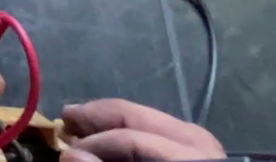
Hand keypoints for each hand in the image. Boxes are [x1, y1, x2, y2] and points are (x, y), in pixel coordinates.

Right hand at [61, 99, 225, 161]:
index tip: (65, 150)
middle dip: (99, 118)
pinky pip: (166, 132)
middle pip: (142, 119)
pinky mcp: (208, 157)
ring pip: (152, 120)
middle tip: (66, 121)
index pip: (136, 142)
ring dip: (114, 121)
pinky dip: (135, 132)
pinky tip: (114, 136)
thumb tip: (71, 156)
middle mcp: (207, 153)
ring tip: (83, 124)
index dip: (97, 143)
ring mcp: (210, 152)